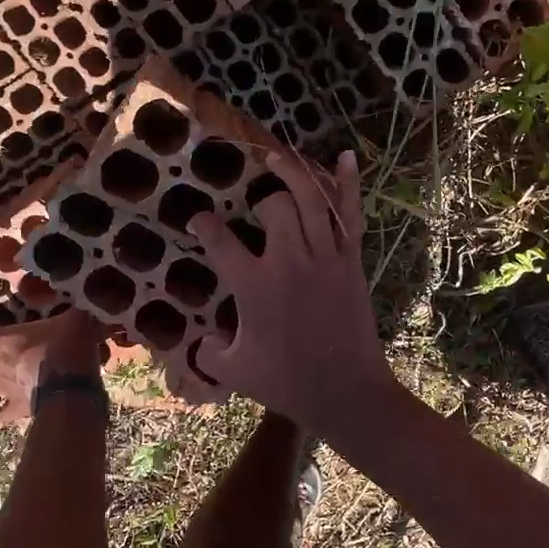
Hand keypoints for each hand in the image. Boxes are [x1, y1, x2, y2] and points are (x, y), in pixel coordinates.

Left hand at [0, 310, 108, 421]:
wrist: (71, 390)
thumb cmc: (66, 347)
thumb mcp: (75, 318)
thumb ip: (74, 308)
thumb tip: (86, 296)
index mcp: (1, 339)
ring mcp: (4, 388)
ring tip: (0, 372)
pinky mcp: (16, 408)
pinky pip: (2, 411)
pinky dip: (3, 408)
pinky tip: (8, 406)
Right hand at [188, 150, 400, 434]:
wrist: (345, 390)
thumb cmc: (287, 382)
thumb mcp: (235, 371)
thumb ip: (211, 350)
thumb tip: (202, 337)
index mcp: (253, 285)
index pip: (220, 240)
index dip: (204, 225)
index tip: (198, 222)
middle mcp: (288, 261)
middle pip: (274, 207)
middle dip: (262, 203)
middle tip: (258, 213)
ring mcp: (324, 257)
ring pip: (310, 200)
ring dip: (293, 174)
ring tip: (277, 160)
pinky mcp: (350, 261)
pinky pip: (349, 215)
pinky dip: (349, 184)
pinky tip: (347, 157)